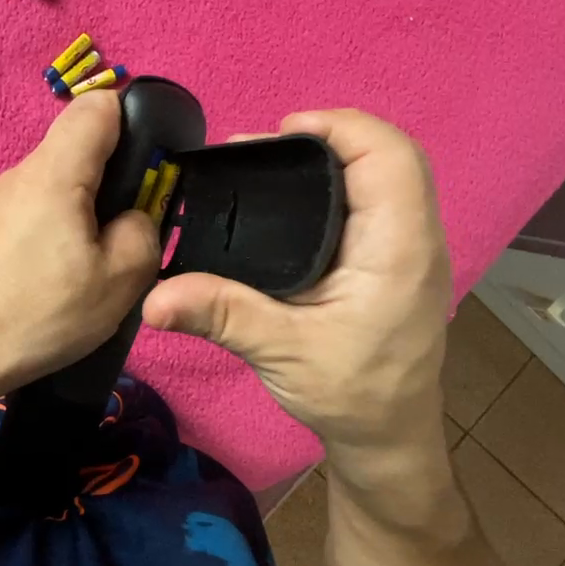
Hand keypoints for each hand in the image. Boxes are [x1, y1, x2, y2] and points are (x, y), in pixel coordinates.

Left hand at [0, 91, 160, 400]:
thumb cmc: (42, 312)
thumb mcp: (121, 279)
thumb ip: (143, 229)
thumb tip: (132, 216)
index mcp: (54, 172)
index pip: (98, 105)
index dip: (133, 122)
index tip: (150, 165)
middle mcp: (21, 172)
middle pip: (78, 145)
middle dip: (114, 174)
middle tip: (131, 224)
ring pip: (58, 179)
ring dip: (86, 206)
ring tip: (97, 257)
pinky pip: (37, 205)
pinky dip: (59, 224)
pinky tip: (63, 270)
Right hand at [142, 109, 451, 476]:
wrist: (388, 438)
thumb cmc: (351, 394)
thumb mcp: (281, 352)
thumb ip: (221, 314)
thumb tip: (152, 298)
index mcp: (397, 249)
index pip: (389, 156)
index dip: (340, 127)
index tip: (280, 132)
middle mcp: (412, 239)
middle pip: (388, 156)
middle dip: (327, 137)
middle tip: (260, 151)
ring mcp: (407, 249)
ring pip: (383, 177)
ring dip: (331, 159)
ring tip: (265, 168)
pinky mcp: (392, 261)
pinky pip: (373, 200)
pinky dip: (334, 185)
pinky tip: (287, 202)